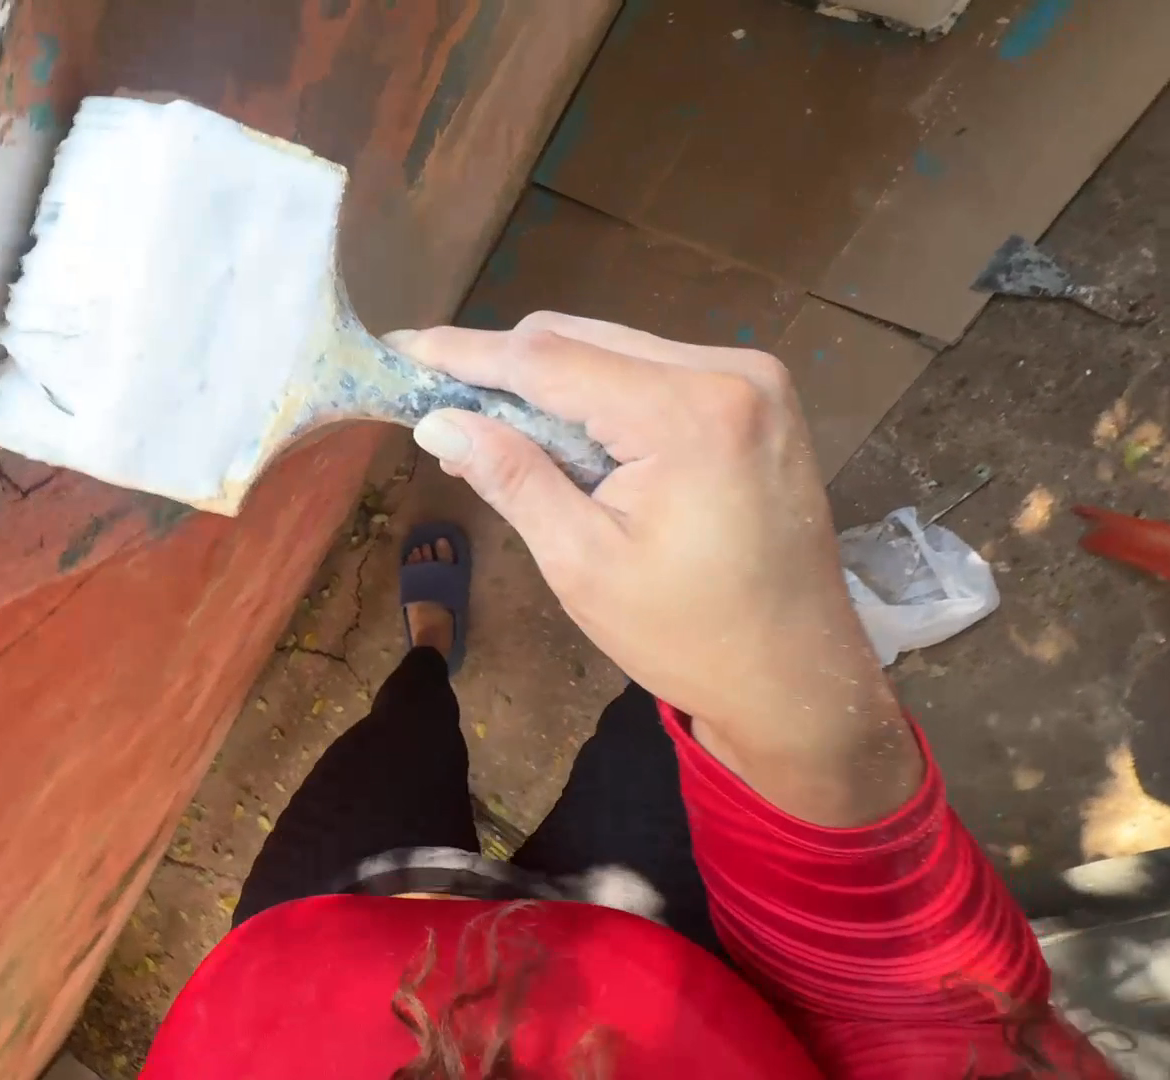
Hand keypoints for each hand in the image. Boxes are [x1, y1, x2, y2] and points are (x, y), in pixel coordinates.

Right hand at [395, 313, 920, 825]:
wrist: (795, 677)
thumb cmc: (683, 634)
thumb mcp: (579, 561)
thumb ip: (510, 477)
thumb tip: (435, 423)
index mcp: (687, 414)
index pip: (546, 359)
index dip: (463, 353)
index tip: (402, 347)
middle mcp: (726, 372)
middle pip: (576, 339)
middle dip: (495, 365)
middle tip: (434, 401)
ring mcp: (746, 379)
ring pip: (605, 347)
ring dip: (537, 379)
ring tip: (483, 424)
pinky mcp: (748, 398)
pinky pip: (640, 369)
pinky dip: (583, 392)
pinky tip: (551, 432)